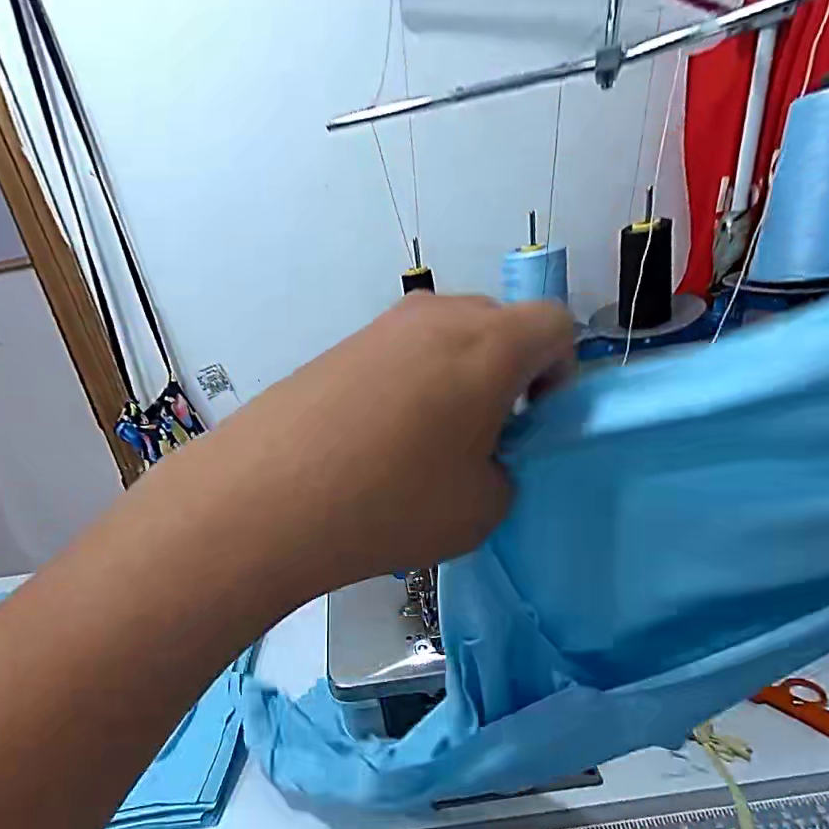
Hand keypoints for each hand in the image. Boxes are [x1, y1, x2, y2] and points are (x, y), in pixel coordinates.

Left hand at [155, 293, 572, 601]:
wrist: (269, 498)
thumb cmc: (392, 503)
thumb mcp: (480, 510)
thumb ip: (503, 473)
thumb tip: (481, 458)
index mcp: (490, 345)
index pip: (555, 325)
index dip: (560, 372)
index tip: (533, 421)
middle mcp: (435, 318)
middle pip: (496, 324)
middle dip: (505, 372)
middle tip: (482, 435)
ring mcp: (378, 329)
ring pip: (441, 339)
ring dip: (452, 379)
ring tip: (422, 444)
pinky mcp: (335, 350)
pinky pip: (393, 356)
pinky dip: (405, 386)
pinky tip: (374, 441)